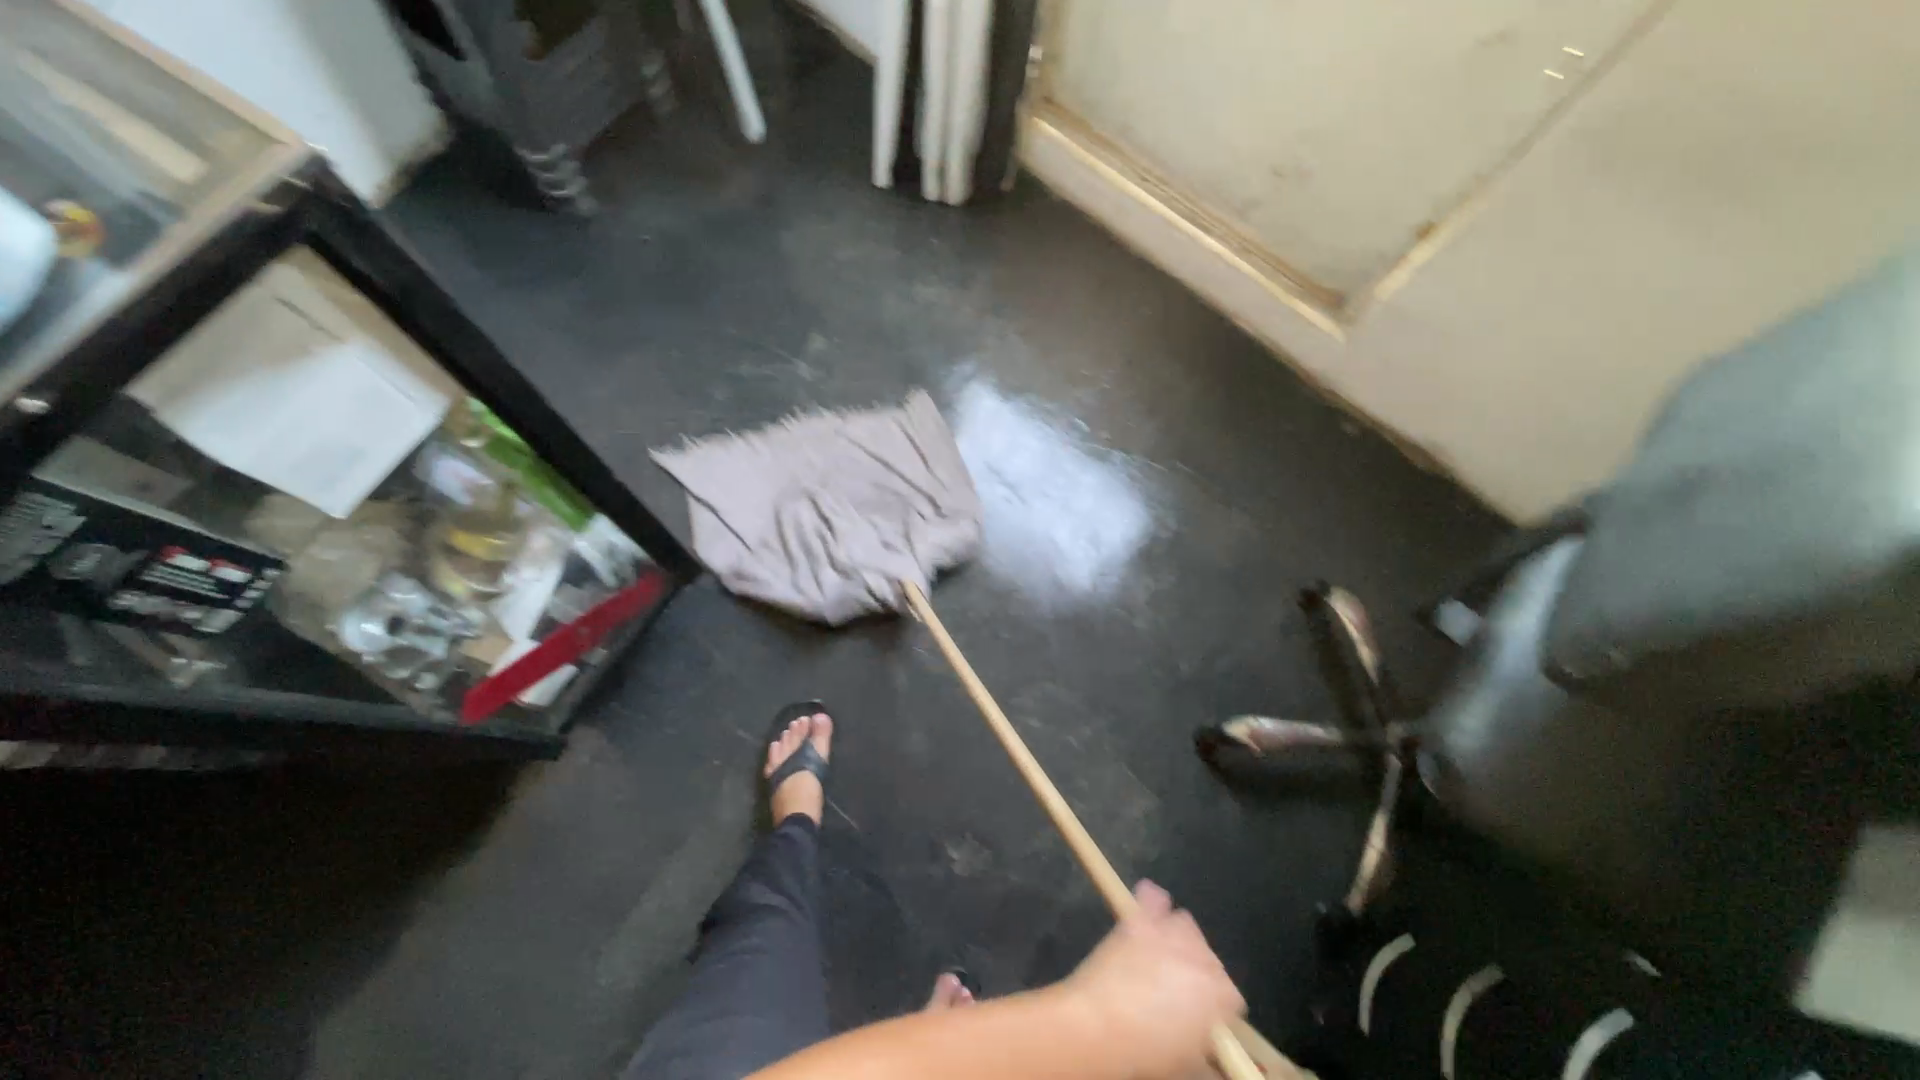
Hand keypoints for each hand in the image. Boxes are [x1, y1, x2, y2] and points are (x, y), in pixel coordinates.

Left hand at [1061, 880, 1245, 1077]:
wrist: (1099, 1025)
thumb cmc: (1145, 1052)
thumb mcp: (1185, 1062)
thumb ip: (1202, 1047)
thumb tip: (1204, 1048)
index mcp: (1220, 997)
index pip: (1232, 997)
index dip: (1216, 1007)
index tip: (1202, 1016)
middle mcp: (1201, 961)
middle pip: (1211, 960)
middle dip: (1200, 973)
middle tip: (1179, 991)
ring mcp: (1169, 937)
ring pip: (1186, 926)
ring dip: (1180, 938)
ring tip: (1166, 953)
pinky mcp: (1140, 924)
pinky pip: (1153, 900)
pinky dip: (1153, 900)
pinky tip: (1150, 899)